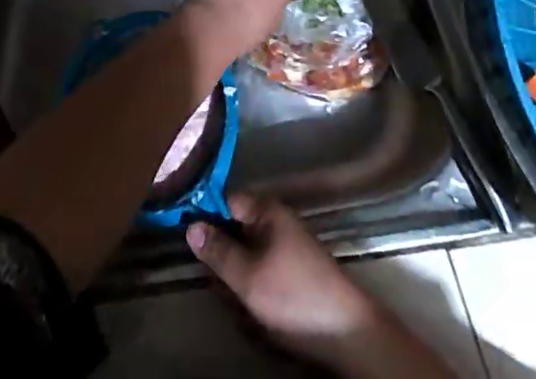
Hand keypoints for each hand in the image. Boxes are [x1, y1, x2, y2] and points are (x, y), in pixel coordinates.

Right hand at [188, 196, 455, 378]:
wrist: (353, 337)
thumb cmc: (295, 297)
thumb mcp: (246, 276)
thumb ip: (216, 250)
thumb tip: (190, 225)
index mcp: (266, 211)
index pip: (223, 198)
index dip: (202, 212)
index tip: (182, 229)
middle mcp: (277, 221)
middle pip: (233, 226)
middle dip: (220, 252)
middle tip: (213, 277)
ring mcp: (287, 245)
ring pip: (245, 251)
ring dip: (235, 273)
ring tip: (234, 297)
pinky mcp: (294, 269)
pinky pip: (261, 267)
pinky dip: (252, 283)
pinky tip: (251, 304)